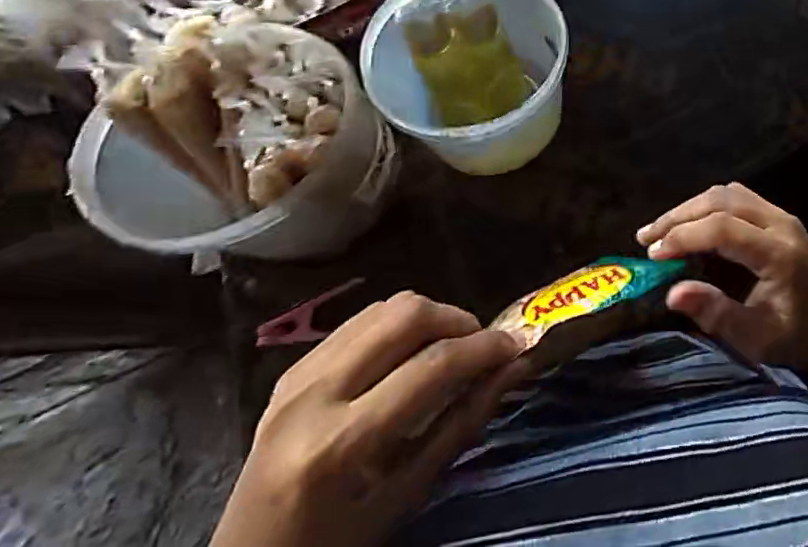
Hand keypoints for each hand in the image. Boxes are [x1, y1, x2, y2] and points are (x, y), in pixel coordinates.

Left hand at [210, 292, 526, 546]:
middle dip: (457, 320)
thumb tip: (510, 371)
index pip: (431, 368)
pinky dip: (395, 328)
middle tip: (481, 346)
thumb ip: (459, 427)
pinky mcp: (291, 368)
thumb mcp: (403, 499)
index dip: (483, 349)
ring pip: (383, 307)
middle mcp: (314, 394)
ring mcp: (297, 375)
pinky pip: (358, 323)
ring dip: (428, 318)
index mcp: (340, 444)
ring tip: (449, 349)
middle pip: (405, 315)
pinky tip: (407, 356)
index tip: (515, 347)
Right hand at [638, 182, 807, 386]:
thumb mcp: (757, 339)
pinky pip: (736, 199)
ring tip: (662, 232)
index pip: (723, 228)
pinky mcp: (779, 218)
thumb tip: (671, 293)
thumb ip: (716, 314)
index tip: (653, 255)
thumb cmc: (798, 342)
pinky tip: (690, 227)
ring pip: (727, 194)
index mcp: (780, 253)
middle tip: (647, 239)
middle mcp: (782, 225)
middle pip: (722, 201)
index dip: (684, 236)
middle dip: (680, 216)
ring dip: (691, 208)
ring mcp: (782, 217)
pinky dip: (707, 208)